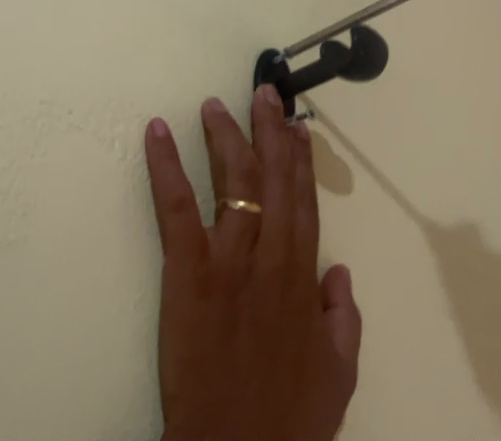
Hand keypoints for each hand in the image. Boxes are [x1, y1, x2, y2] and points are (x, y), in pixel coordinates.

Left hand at [144, 88, 361, 440]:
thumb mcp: (337, 374)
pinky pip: (177, 207)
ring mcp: (230, 261)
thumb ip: (342, 320)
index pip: (306, 204)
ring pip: (235, 184)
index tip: (299, 126)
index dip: (302, 162)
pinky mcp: (189, 271)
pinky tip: (158, 132)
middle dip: (270, 132)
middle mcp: (273, 260)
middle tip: (262, 92)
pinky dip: (167, 166)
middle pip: (275, 182)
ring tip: (215, 104)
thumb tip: (341, 274)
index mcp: (304, 281)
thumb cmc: (287, 418)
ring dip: (226, 138)